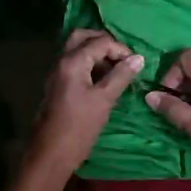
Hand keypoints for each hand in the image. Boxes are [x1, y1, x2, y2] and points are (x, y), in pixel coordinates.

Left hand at [27, 29, 142, 183]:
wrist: (51, 154)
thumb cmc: (79, 127)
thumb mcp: (105, 100)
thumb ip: (121, 75)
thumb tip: (139, 58)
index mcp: (72, 61)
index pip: (100, 42)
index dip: (121, 50)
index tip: (135, 64)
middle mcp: (61, 60)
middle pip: (83, 36)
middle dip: (104, 42)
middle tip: (122, 58)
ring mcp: (57, 72)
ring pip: (77, 49)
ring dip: (97, 52)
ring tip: (116, 69)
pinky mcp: (58, 83)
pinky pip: (74, 62)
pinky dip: (89, 63)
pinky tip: (104, 79)